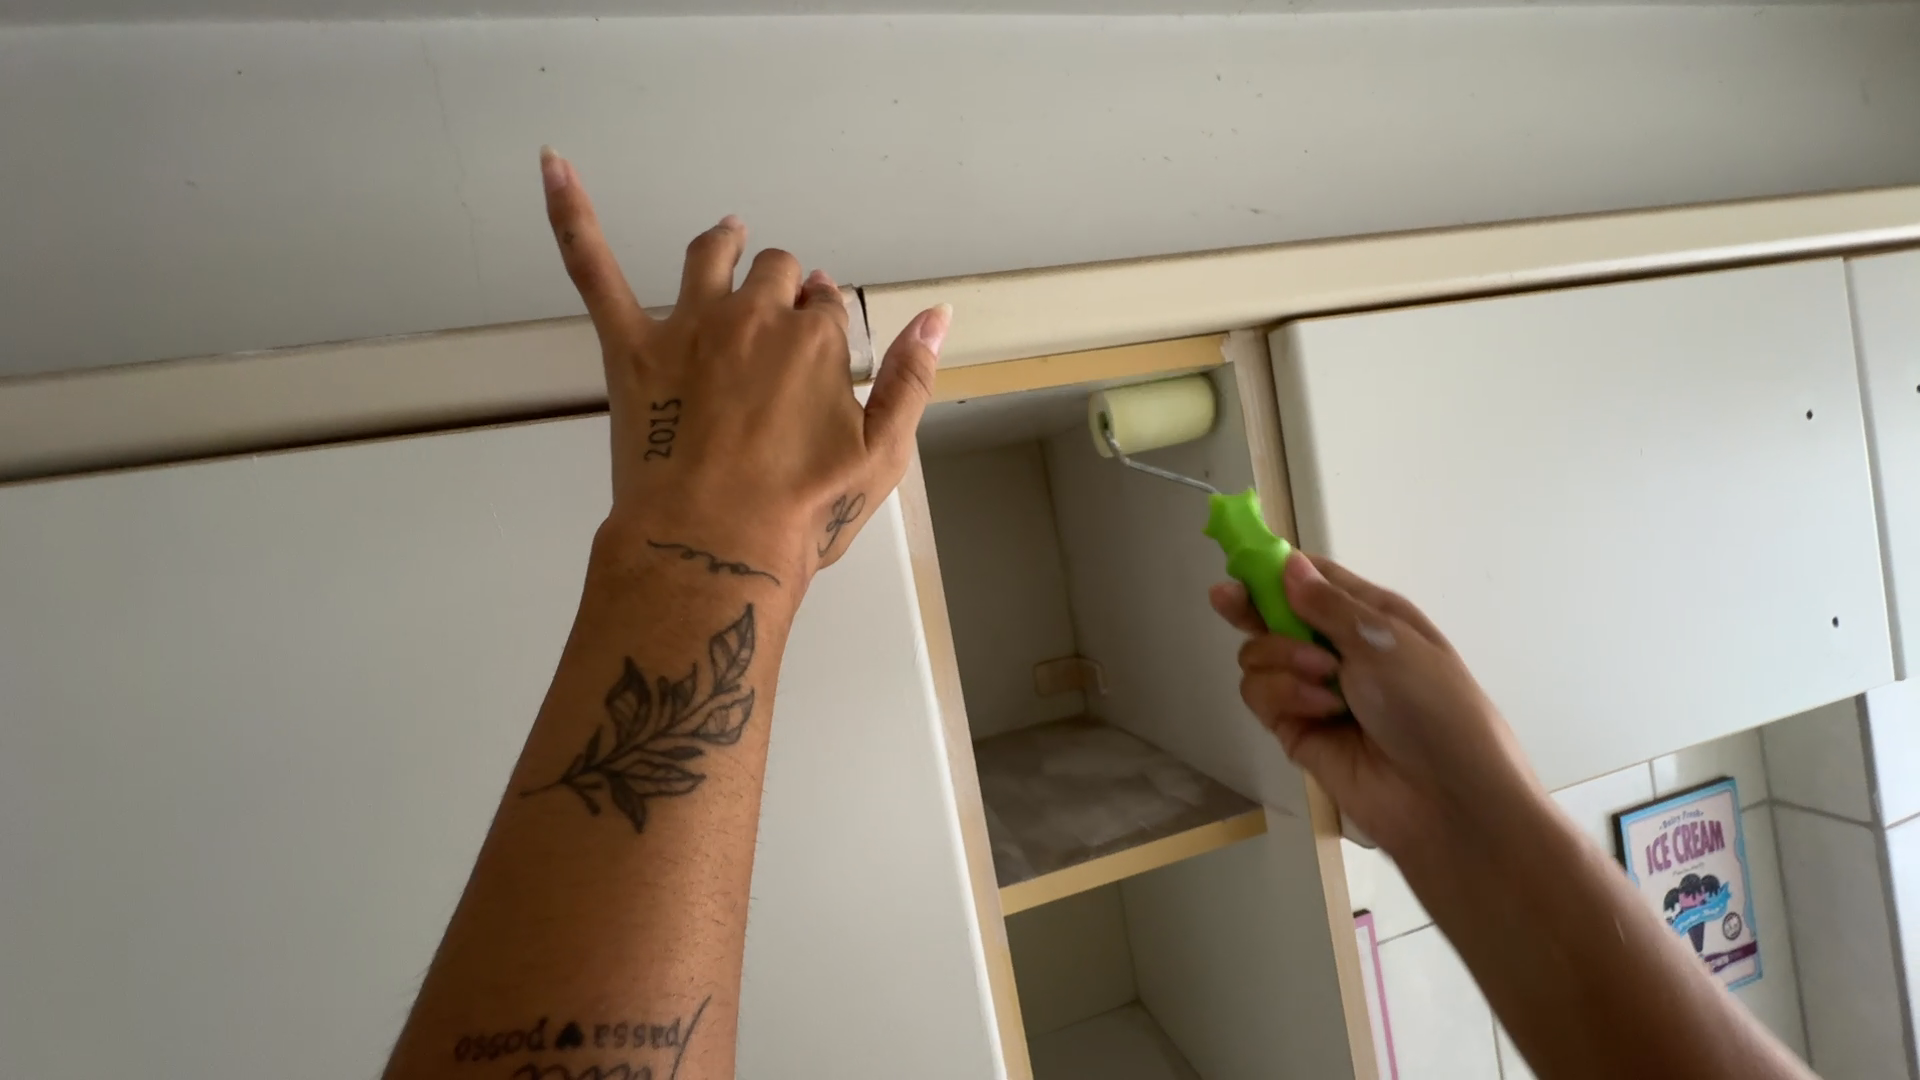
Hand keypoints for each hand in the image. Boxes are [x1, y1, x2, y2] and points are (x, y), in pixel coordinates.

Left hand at [540, 147, 948, 590]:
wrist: (715, 545)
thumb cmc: (806, 510)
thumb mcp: (883, 454)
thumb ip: (913, 378)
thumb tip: (938, 315)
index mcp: (816, 341)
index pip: (829, 308)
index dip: (828, 321)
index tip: (825, 341)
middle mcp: (755, 317)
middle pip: (777, 274)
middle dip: (787, 287)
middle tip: (784, 316)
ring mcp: (689, 326)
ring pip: (710, 257)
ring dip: (728, 242)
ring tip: (732, 236)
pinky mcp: (630, 347)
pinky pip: (593, 270)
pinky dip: (571, 215)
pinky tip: (551, 163)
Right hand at [1210, 553, 1541, 855]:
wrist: (1447, 800)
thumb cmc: (1433, 707)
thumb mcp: (1387, 643)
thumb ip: (1328, 605)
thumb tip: (1288, 564)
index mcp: (1368, 617)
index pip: (1312, 580)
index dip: (1277, 569)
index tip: (1243, 564)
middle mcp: (1335, 647)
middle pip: (1272, 614)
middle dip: (1249, 608)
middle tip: (1224, 599)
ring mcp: (1310, 688)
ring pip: (1257, 654)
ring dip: (1282, 660)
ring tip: (1323, 682)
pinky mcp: (1292, 725)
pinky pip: (1259, 693)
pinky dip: (1282, 696)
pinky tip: (1318, 710)